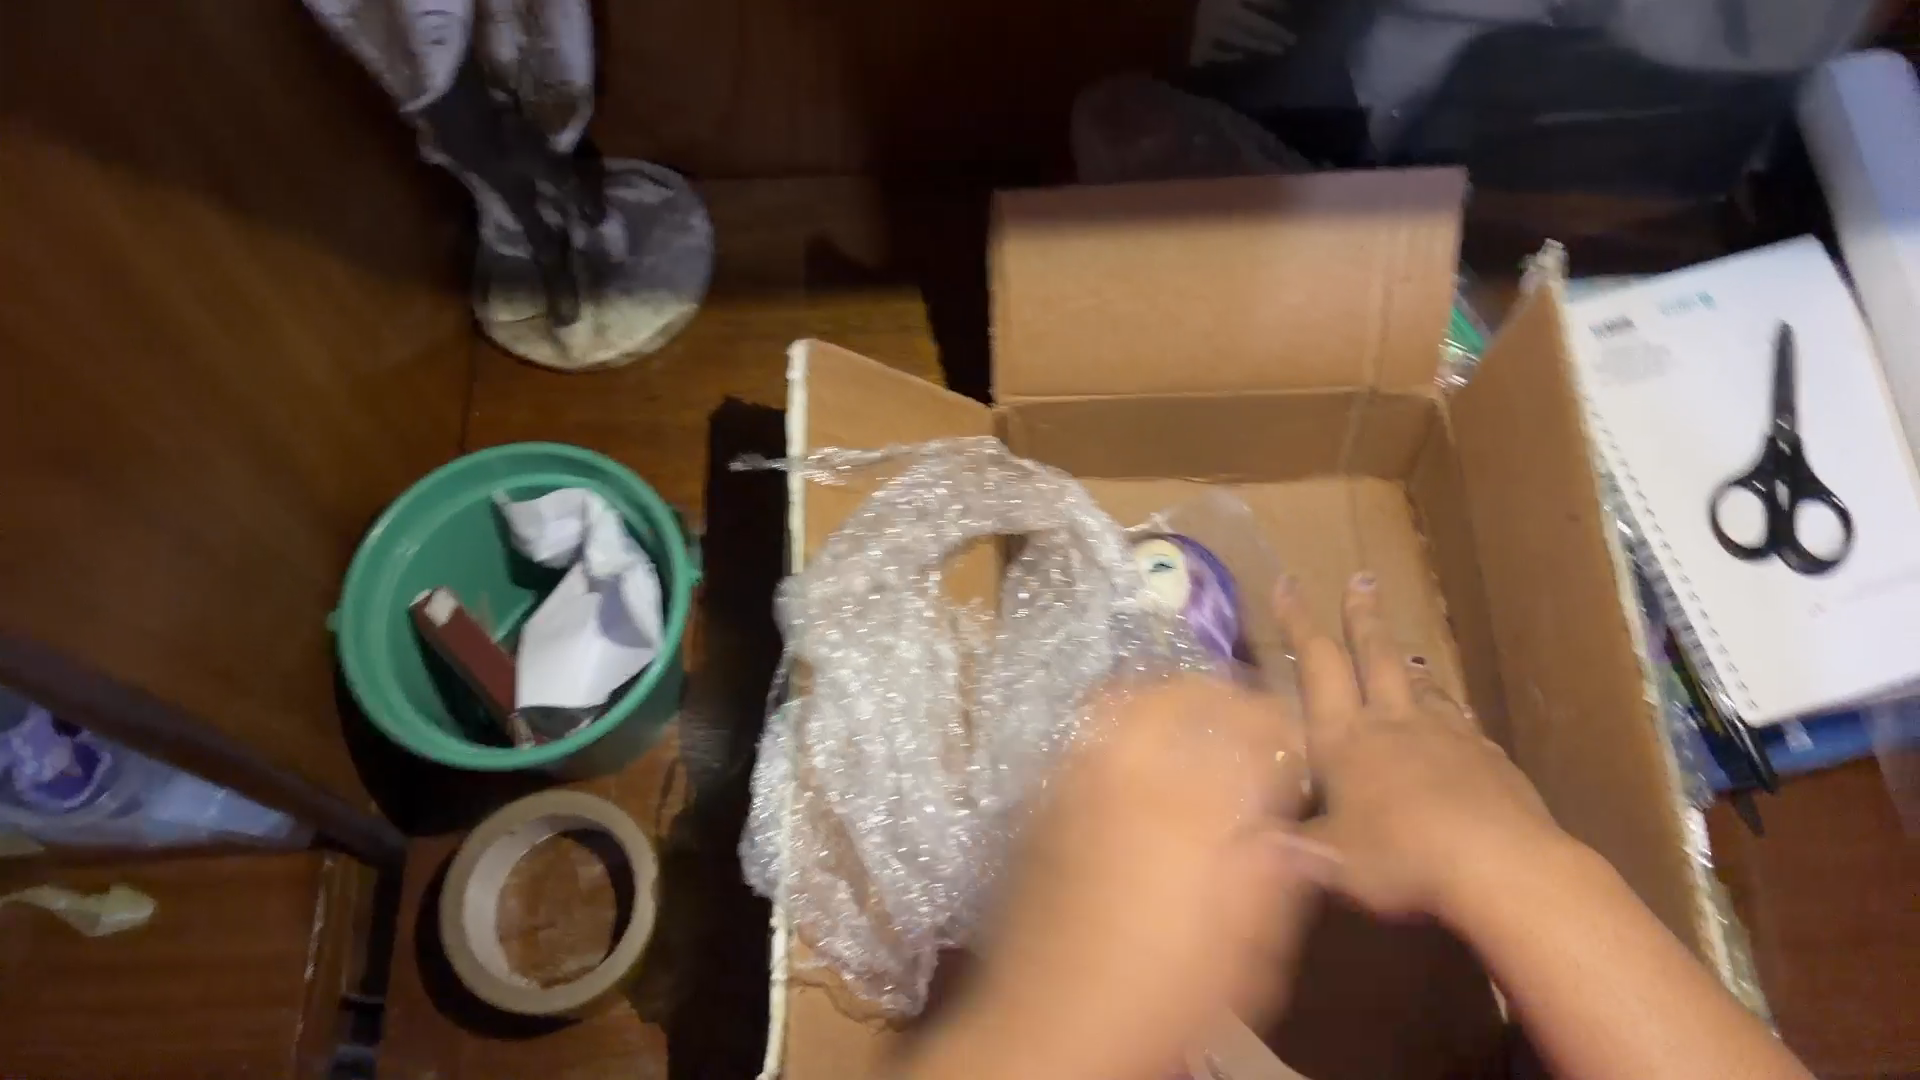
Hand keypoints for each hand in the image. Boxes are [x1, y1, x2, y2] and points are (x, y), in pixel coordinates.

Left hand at [927, 676, 1325, 1079]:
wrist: (1047, 1024)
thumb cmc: (1158, 999)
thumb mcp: (1245, 957)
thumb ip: (1271, 878)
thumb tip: (1293, 833)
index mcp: (1190, 812)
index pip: (1245, 734)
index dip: (1277, 725)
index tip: (1293, 738)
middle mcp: (1127, 777)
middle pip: (1173, 694)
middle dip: (1215, 690)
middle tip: (1241, 710)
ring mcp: (1075, 782)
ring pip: (1120, 702)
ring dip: (1162, 698)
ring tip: (1190, 719)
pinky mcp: (1043, 800)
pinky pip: (1084, 735)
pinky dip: (1118, 726)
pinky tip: (1135, 758)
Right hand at [1278, 573, 1569, 923]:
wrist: (1501, 868)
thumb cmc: (1398, 856)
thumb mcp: (1328, 859)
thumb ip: (1289, 845)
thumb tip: (1244, 841)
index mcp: (1344, 736)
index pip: (1318, 664)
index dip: (1300, 621)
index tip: (1290, 583)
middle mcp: (1392, 723)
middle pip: (1375, 654)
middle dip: (1363, 615)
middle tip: (1362, 577)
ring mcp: (1446, 737)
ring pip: (1421, 684)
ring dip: (1405, 660)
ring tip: (1402, 647)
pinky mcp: (1488, 760)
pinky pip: (1461, 724)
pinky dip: (1448, 712)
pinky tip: (1452, 720)